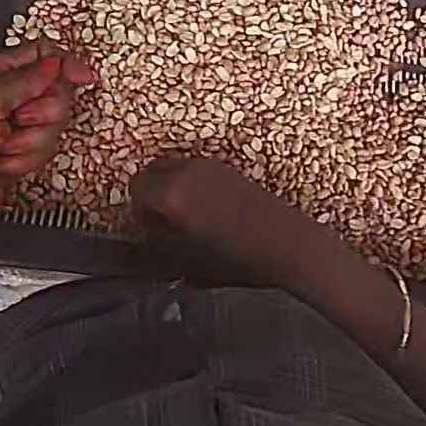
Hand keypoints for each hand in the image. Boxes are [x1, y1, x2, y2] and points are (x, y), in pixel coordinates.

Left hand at [0, 42, 96, 232]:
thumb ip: (24, 80)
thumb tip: (55, 63)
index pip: (39, 57)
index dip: (63, 64)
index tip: (83, 75)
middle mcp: (5, 98)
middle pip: (54, 92)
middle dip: (42, 111)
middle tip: (18, 119)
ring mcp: (15, 127)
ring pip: (53, 124)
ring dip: (29, 139)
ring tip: (0, 146)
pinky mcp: (22, 152)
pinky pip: (45, 149)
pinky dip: (24, 158)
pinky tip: (1, 162)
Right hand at [129, 157, 350, 288]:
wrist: (289, 246)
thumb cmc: (236, 258)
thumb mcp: (187, 258)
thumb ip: (159, 241)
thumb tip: (147, 234)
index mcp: (174, 190)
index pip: (137, 186)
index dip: (137, 209)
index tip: (145, 230)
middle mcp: (191, 170)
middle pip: (154, 169)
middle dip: (150, 192)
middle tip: (158, 222)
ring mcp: (214, 167)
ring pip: (177, 167)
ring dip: (171, 186)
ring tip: (182, 220)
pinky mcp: (232, 172)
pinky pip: (197, 171)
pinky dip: (191, 185)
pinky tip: (205, 214)